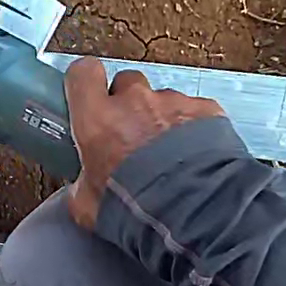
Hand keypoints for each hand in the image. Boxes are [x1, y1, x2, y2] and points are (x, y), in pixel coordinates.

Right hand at [64, 56, 223, 228]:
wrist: (194, 212)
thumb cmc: (140, 210)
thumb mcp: (90, 208)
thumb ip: (81, 190)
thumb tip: (80, 191)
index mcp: (98, 120)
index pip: (82, 74)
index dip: (86, 82)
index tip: (89, 97)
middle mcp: (135, 102)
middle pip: (127, 84)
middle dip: (128, 104)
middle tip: (132, 136)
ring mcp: (173, 102)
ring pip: (162, 100)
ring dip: (162, 121)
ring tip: (170, 156)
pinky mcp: (205, 111)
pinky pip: (195, 112)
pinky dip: (195, 129)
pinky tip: (196, 157)